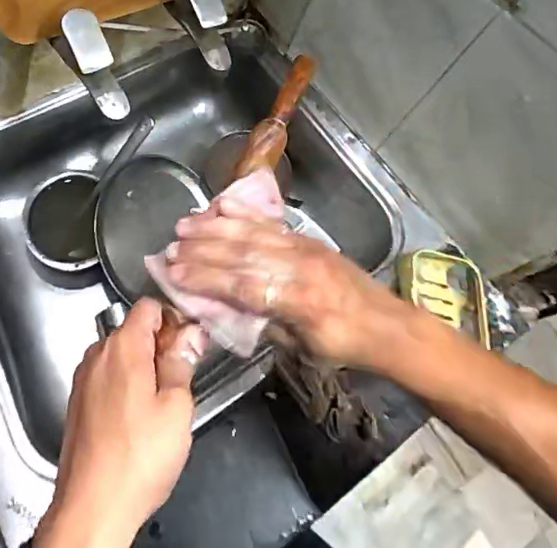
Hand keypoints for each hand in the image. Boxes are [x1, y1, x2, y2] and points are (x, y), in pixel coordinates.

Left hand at [35, 298, 204, 547]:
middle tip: (180, 378)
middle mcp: (98, 353)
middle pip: (134, 330)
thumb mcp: (177, 408)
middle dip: (159, 346)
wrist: (92, 507)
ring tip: (160, 405)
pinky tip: (137, 420)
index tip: (188, 343)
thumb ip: (182, 363)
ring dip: (142, 368)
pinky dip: (124, 386)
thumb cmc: (138, 458)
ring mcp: (84, 378)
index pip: (149, 306)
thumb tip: (188, 336)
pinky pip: (106, 378)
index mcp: (123, 346)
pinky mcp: (77, 402)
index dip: (173, 318)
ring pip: (120, 356)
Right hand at [163, 195, 423, 372]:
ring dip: (214, 228)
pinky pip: (269, 222)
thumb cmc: (346, 346)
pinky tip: (220, 207)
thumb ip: (266, 324)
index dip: (207, 279)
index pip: (244, 286)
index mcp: (300, 301)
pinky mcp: (306, 238)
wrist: (387, 324)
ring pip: (251, 233)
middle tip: (169, 248)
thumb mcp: (305, 350)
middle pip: (242, 254)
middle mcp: (299, 267)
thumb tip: (226, 307)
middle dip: (202, 250)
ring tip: (183, 225)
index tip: (175, 274)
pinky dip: (242, 214)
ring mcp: (303, 247)